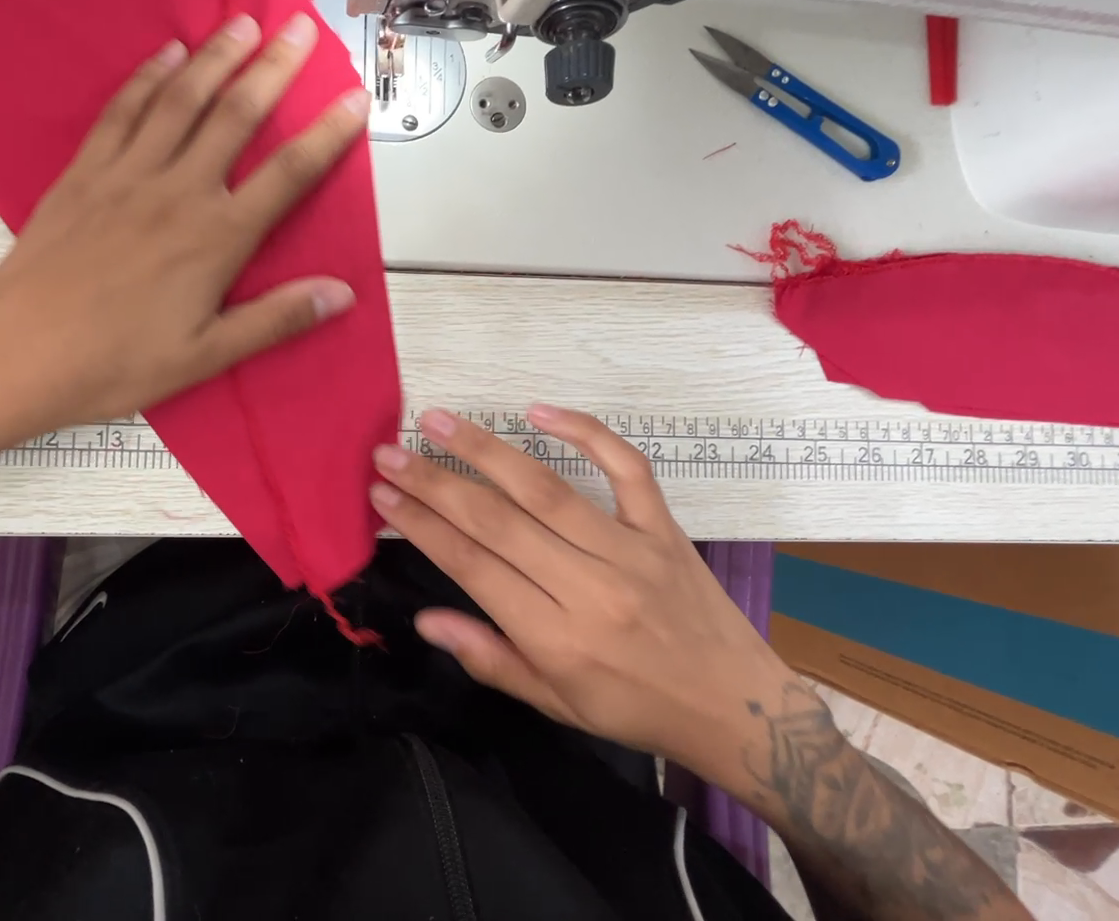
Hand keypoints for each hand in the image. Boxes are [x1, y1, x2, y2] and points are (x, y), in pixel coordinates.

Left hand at [0, 12, 368, 457]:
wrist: (21, 351)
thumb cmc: (117, 362)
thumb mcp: (208, 355)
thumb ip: (276, 319)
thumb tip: (340, 294)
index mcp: (217, 238)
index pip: (289, 174)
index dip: (328, 134)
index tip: (354, 98)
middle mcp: (178, 192)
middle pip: (237, 116)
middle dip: (274, 68)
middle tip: (300, 27)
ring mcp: (128, 175)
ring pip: (182, 100)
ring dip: (217, 57)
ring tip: (243, 22)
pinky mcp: (86, 172)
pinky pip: (123, 111)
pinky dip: (148, 77)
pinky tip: (167, 54)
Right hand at [369, 406, 799, 785]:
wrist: (736, 708)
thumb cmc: (634, 709)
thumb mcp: (555, 703)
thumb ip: (489, 658)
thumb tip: (425, 619)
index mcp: (557, 637)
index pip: (472, 567)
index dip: (422, 526)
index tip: (382, 495)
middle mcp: (589, 586)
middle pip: (498, 521)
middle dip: (435, 482)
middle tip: (390, 452)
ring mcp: (630, 549)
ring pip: (546, 489)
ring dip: (486, 450)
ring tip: (439, 420)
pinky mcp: (663, 527)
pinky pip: (626, 469)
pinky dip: (586, 433)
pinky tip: (540, 410)